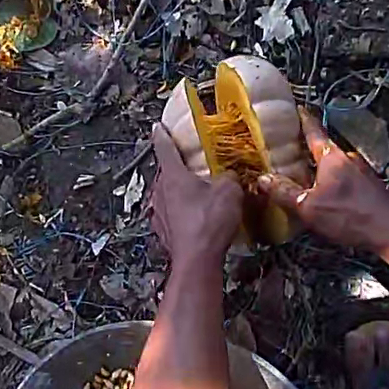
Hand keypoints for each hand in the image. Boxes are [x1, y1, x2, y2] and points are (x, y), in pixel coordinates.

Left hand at [150, 123, 243, 266]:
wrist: (197, 260)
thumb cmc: (209, 222)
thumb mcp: (229, 191)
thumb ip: (229, 177)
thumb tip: (229, 176)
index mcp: (173, 175)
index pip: (164, 147)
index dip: (162, 135)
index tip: (158, 127)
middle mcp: (160, 192)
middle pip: (167, 173)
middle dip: (179, 168)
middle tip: (193, 165)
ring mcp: (159, 213)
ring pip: (168, 195)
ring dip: (181, 193)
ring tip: (199, 194)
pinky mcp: (164, 232)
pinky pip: (172, 215)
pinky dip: (183, 213)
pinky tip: (198, 218)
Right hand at [258, 110, 388, 252]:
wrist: (388, 232)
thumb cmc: (348, 216)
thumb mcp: (308, 207)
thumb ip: (284, 192)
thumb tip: (263, 179)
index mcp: (332, 157)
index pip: (314, 131)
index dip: (303, 119)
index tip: (296, 109)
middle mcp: (349, 158)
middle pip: (324, 150)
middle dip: (308, 152)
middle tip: (292, 154)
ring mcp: (363, 171)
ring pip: (336, 165)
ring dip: (323, 171)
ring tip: (308, 181)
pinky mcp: (371, 186)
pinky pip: (348, 178)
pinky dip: (337, 183)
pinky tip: (330, 197)